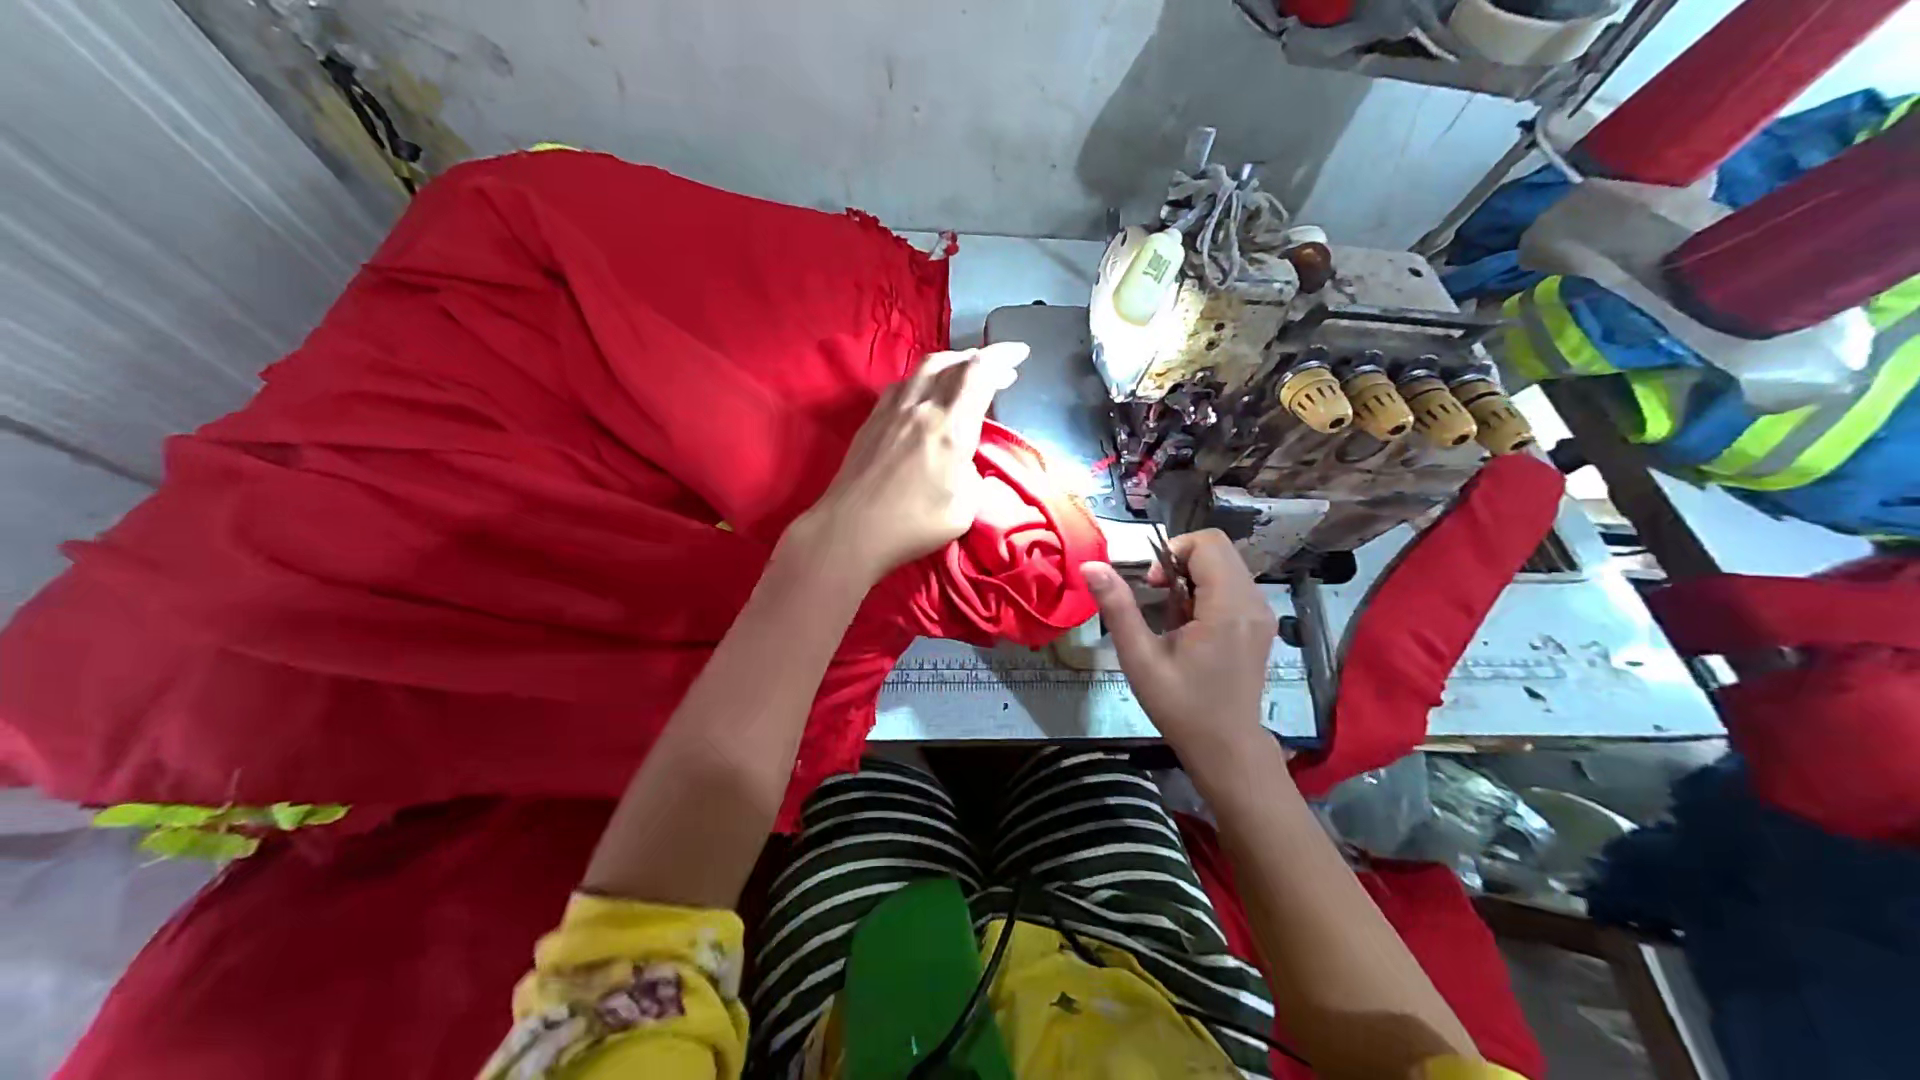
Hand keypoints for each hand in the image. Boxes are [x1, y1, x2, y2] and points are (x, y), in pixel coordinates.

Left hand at [786, 343, 1028, 584]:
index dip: (1002, 357)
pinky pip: (902, 384)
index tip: (1019, 353)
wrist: (850, 530)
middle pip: (953, 363)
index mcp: (951, 429)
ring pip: (924, 368)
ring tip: (964, 373)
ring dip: (951, 362)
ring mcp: (891, 411)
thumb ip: (973, 478)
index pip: (979, 375)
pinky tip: (925, 393)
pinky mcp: (872, 420)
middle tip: (999, 368)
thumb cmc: (912, 525)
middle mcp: (921, 409)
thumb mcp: (963, 510)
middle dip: (981, 358)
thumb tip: (964, 464)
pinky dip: (923, 378)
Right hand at [1081, 530, 1276, 763]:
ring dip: (1193, 575)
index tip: (1153, 586)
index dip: (1172, 552)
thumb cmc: (1181, 706)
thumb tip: (1091, 566)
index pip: (1208, 543)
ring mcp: (1262, 613)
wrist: (1226, 747)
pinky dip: (1207, 589)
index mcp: (1229, 607)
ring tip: (1173, 615)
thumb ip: (1117, 607)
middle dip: (1180, 561)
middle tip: (1159, 597)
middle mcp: (1254, 602)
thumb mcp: (1140, 658)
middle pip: (1218, 548)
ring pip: (1226, 564)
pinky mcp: (1260, 623)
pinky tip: (1191, 624)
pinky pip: (1233, 584)